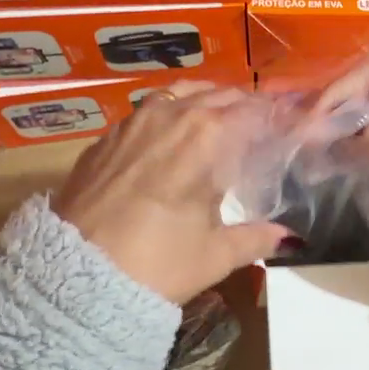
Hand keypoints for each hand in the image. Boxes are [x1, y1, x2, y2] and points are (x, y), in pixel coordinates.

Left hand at [51, 84, 287, 303]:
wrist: (75, 275)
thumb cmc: (158, 262)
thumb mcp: (217, 255)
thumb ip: (259, 239)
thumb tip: (293, 239)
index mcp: (210, 135)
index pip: (255, 110)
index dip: (276, 116)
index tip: (292, 126)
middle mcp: (174, 114)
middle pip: (219, 94)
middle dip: (244, 106)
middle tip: (260, 127)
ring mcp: (135, 120)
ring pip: (181, 94)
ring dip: (205, 102)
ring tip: (218, 126)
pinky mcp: (107, 136)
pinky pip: (148, 110)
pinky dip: (170, 116)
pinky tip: (173, 141)